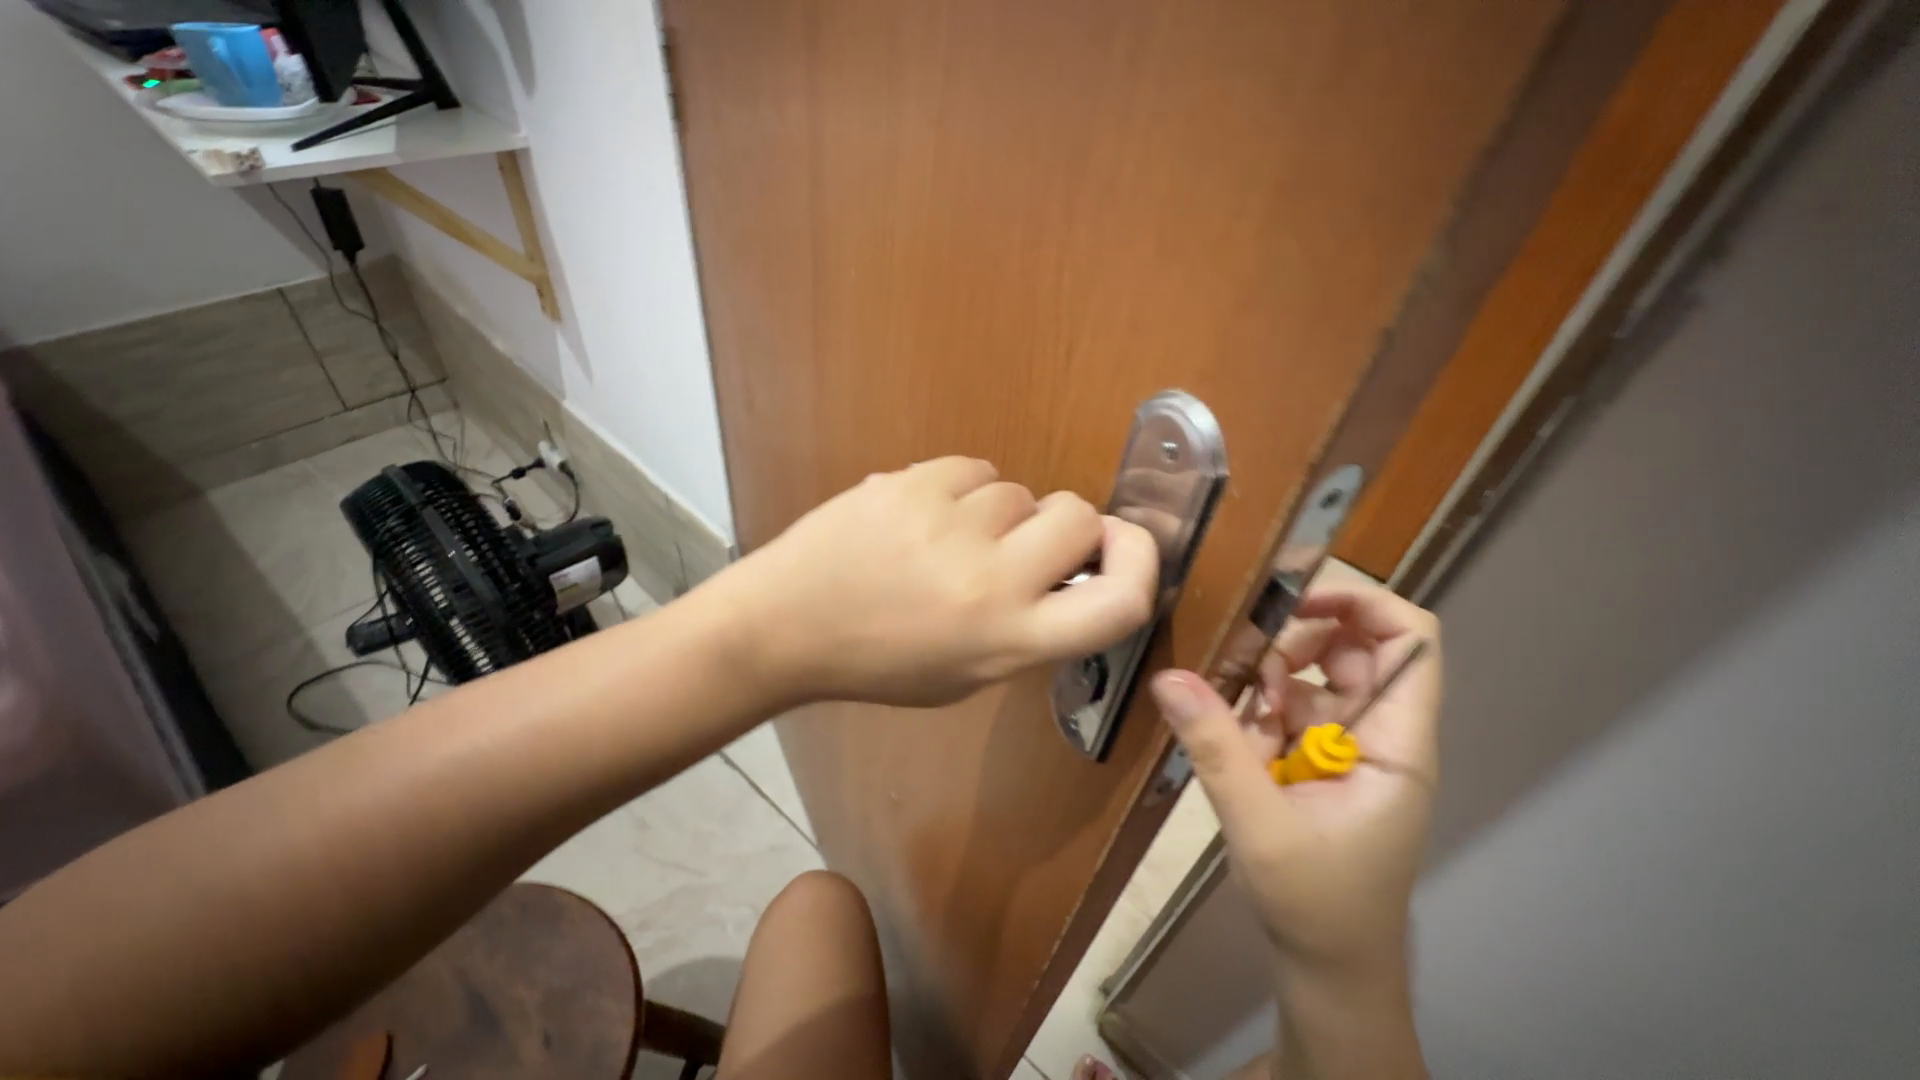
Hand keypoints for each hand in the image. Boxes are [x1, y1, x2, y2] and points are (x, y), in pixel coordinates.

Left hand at [718, 456, 1157, 707]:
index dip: (1141, 564)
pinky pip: (974, 468)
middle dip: (1065, 527)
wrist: (785, 624)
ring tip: (946, 540)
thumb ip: (1029, 629)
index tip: (1123, 551)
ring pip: (1018, 491)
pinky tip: (923, 516)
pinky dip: (960, 488)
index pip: (1122, 602)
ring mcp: (950, 527)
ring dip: (999, 513)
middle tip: (1022, 546)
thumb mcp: (967, 674)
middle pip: (1080, 517)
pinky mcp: (913, 485)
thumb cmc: (878, 662)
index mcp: (1010, 640)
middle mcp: (992, 582)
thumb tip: (1069, 570)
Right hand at [1148, 579, 1439, 973]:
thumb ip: (1216, 748)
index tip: (1293, 602)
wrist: (1330, 966)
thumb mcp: (1259, 825)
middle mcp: (1380, 733)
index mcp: (1395, 743)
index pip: (1409, 641)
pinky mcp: (1321, 763)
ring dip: (1270, 679)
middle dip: (1295, 641)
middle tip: (1241, 656)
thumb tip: (1169, 677)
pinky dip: (1259, 711)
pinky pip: (1292, 712)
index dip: (1362, 602)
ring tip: (1232, 706)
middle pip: (1353, 648)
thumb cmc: (1317, 904)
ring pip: (1315, 677)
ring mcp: (1350, 747)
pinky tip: (1232, 733)